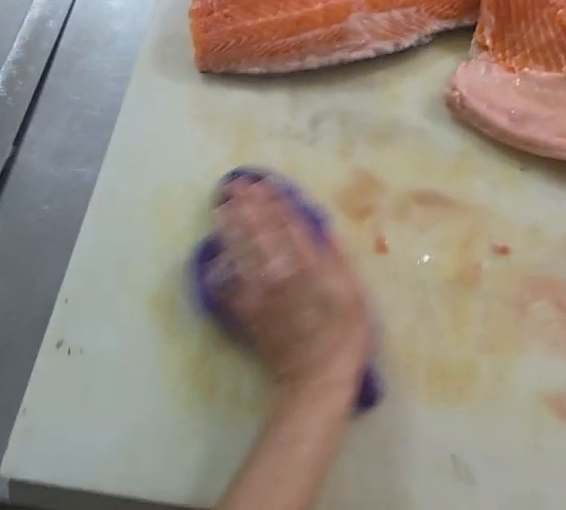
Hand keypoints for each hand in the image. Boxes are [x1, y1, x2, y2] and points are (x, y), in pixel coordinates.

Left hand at [213, 178, 371, 399]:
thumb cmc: (344, 337)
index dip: (274, 203)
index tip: (264, 183)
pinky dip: (219, 272)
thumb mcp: (353, 295)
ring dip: (230, 228)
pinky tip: (212, 257)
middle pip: (260, 234)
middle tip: (234, 185)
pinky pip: (229, 289)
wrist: (316, 381)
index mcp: (310, 267)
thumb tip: (324, 229)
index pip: (288, 226)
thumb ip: (338, 260)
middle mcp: (281, 275)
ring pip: (241, 254)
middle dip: (247, 207)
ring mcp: (261, 295)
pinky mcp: (248, 315)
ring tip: (220, 207)